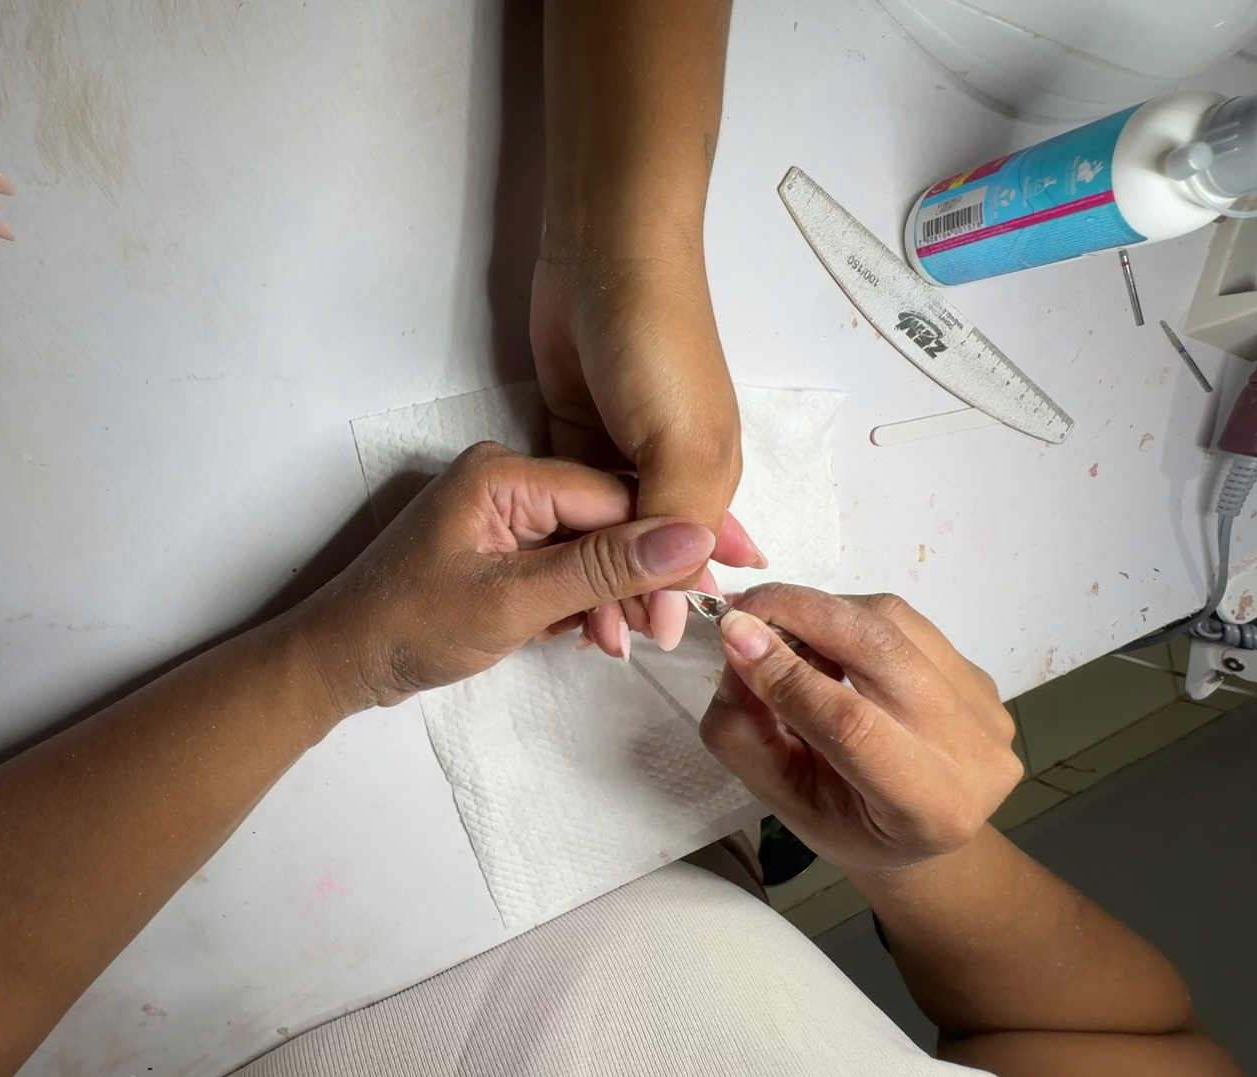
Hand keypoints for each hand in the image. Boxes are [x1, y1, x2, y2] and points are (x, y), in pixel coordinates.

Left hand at [299, 442, 715, 709]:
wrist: (345, 658)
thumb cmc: (414, 625)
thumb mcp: (513, 600)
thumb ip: (602, 569)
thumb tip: (689, 538)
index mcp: (505, 473)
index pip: (612, 497)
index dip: (663, 544)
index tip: (703, 593)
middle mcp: (507, 481)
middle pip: (602, 520)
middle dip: (632, 579)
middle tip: (656, 632)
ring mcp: (501, 515)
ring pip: (584, 547)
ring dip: (602, 596)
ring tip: (608, 643)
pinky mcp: (497, 546)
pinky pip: (558, 563)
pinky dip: (573, 599)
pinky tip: (577, 633)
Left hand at [530, 248, 759, 654]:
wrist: (602, 253)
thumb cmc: (650, 349)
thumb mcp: (676, 442)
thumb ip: (673, 518)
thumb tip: (684, 587)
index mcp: (698, 471)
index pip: (673, 552)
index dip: (652, 596)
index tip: (635, 643)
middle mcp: (658, 464)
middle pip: (636, 547)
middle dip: (623, 594)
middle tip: (602, 644)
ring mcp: (611, 445)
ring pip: (600, 529)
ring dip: (593, 571)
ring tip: (575, 621)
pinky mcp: (570, 428)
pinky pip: (569, 499)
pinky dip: (565, 534)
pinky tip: (557, 567)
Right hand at [699, 586, 1022, 875]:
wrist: (916, 832)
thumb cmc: (839, 820)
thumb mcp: (774, 794)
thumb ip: (742, 728)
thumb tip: (738, 641)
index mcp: (927, 806)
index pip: (854, 726)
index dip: (786, 673)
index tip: (729, 631)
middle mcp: (974, 753)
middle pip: (883, 651)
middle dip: (801, 613)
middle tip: (742, 606)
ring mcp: (985, 707)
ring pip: (891, 621)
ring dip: (820, 612)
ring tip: (783, 637)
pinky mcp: (980, 673)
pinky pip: (902, 621)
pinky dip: (846, 618)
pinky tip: (826, 646)